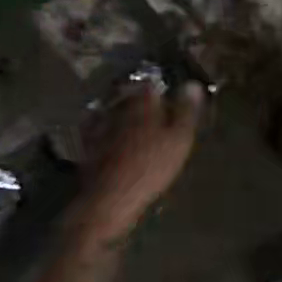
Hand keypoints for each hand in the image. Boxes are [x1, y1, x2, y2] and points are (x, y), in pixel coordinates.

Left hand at [77, 81, 204, 235]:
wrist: (110, 197)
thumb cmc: (151, 167)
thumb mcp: (180, 140)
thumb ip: (187, 111)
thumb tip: (193, 84)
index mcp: (143, 101)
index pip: (153, 86)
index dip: (164, 94)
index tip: (172, 105)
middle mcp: (118, 106)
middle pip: (132, 96)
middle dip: (143, 104)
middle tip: (156, 120)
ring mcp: (100, 124)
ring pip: (115, 112)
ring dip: (124, 117)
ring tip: (136, 131)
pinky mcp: (87, 143)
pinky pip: (98, 129)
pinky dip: (106, 131)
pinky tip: (112, 140)